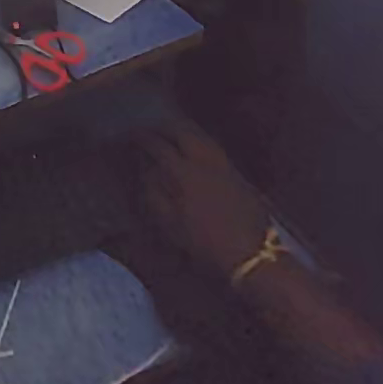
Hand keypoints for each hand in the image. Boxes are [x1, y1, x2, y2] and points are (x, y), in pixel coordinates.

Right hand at [138, 113, 271, 279]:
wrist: (251, 256)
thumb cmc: (204, 242)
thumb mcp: (170, 222)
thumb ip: (154, 193)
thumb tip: (146, 172)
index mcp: (184, 173)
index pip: (158, 146)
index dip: (142, 137)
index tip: (131, 133)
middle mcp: (205, 162)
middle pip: (183, 132)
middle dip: (164, 127)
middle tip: (150, 128)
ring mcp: (225, 166)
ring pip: (202, 137)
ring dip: (184, 132)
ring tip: (171, 133)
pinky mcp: (239, 175)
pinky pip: (215, 148)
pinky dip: (200, 142)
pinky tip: (196, 148)